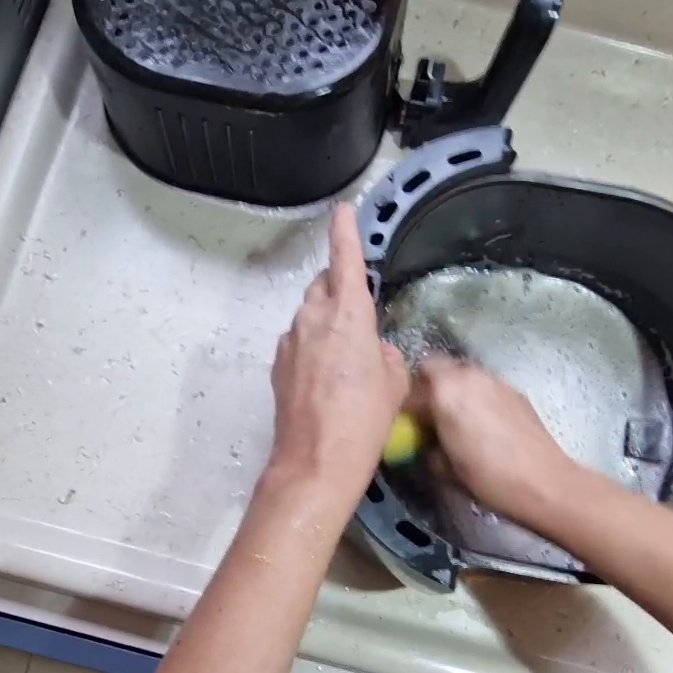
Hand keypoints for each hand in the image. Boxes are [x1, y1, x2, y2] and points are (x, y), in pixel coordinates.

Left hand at [266, 205, 408, 503]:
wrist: (316, 461)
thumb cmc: (364, 420)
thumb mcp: (394, 382)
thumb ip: (384, 353)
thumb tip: (373, 351)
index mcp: (348, 314)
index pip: (345, 259)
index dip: (345, 232)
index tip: (343, 211)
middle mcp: (312, 319)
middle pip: (323, 285)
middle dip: (338, 286)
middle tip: (359, 309)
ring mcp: (289, 342)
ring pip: (309, 316)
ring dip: (325, 322)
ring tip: (346, 356)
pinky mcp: (278, 367)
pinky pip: (298, 343)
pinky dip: (312, 348)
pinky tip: (326, 378)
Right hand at [413, 355, 583, 525]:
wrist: (543, 483)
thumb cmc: (487, 477)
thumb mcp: (443, 468)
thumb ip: (427, 446)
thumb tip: (428, 442)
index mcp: (447, 391)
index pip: (417, 376)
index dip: (411, 396)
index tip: (411, 418)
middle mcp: (472, 376)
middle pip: (443, 368)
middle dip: (434, 388)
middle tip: (433, 417)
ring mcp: (498, 381)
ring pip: (467, 376)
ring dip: (458, 392)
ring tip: (461, 422)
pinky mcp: (517, 392)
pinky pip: (488, 388)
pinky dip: (480, 399)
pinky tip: (486, 427)